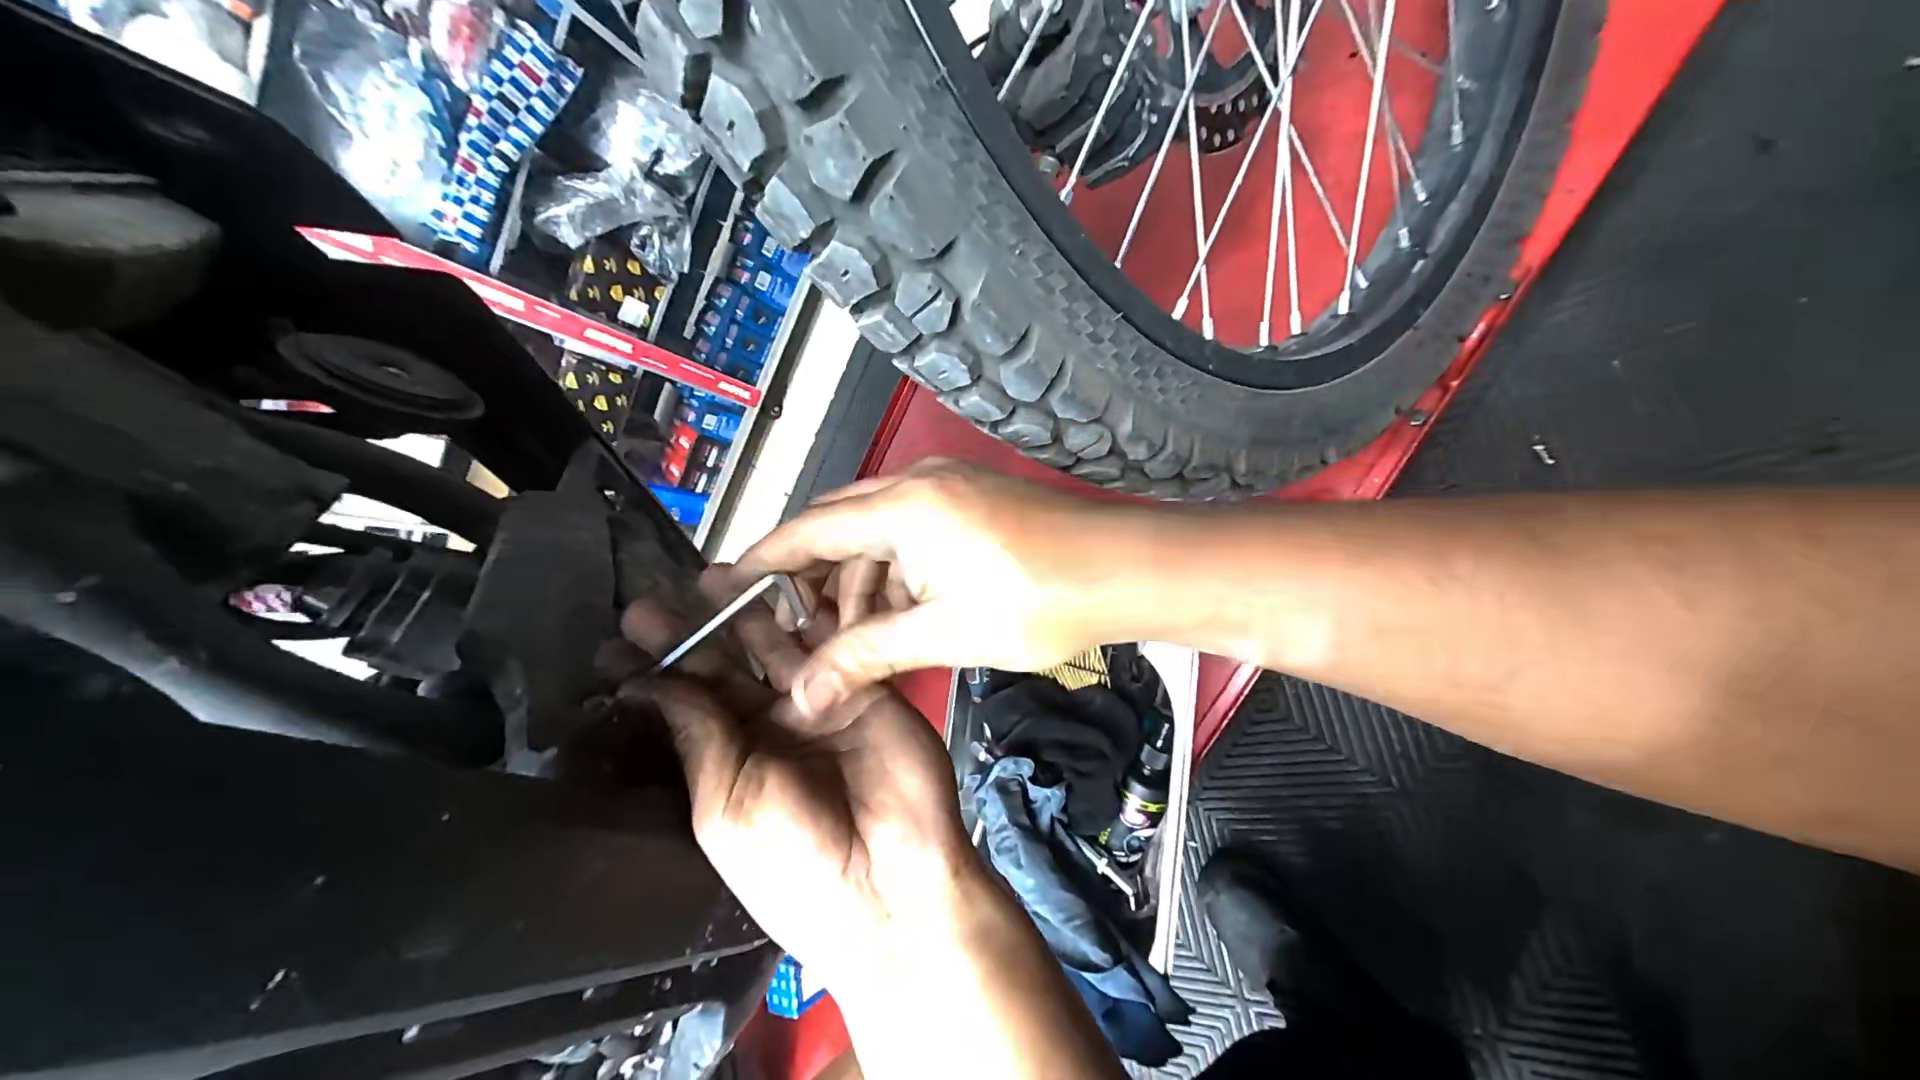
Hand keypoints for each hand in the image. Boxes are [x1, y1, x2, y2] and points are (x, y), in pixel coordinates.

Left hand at [618, 570, 1126, 1079]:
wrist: (891, 878)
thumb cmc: (792, 858)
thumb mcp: (726, 803)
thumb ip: (697, 734)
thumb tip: (646, 684)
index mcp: (729, 763)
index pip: (685, 709)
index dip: (653, 676)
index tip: (614, 645)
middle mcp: (769, 728)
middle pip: (724, 669)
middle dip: (689, 636)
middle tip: (647, 604)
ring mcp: (816, 703)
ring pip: (773, 647)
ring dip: (743, 613)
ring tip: (710, 578)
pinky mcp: (860, 686)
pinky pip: (828, 642)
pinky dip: (807, 613)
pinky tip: (780, 582)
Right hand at [736, 460, 1133, 718]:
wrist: (1126, 570)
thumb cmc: (1043, 600)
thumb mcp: (944, 633)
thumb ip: (867, 655)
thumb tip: (808, 690)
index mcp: (904, 507)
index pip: (809, 529)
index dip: (765, 561)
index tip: (729, 586)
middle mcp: (918, 484)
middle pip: (838, 526)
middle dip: (814, 578)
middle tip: (796, 630)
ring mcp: (948, 488)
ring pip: (876, 533)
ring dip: (860, 582)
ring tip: (855, 638)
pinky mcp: (970, 502)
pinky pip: (911, 533)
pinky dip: (896, 571)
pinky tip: (899, 614)